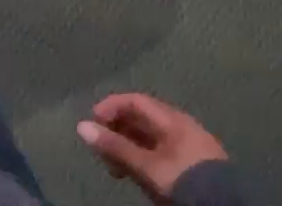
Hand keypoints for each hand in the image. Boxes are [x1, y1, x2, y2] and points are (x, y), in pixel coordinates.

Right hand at [77, 93, 226, 202]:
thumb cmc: (184, 181)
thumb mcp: (147, 167)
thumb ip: (115, 147)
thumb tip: (81, 126)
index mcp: (173, 119)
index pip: (135, 100)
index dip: (110, 107)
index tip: (93, 123)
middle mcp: (183, 125)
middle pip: (143, 118)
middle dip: (119, 131)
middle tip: (103, 150)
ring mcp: (194, 145)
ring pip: (154, 137)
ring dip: (131, 147)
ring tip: (119, 168)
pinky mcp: (200, 164)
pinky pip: (166, 151)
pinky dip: (147, 157)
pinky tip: (142, 173)